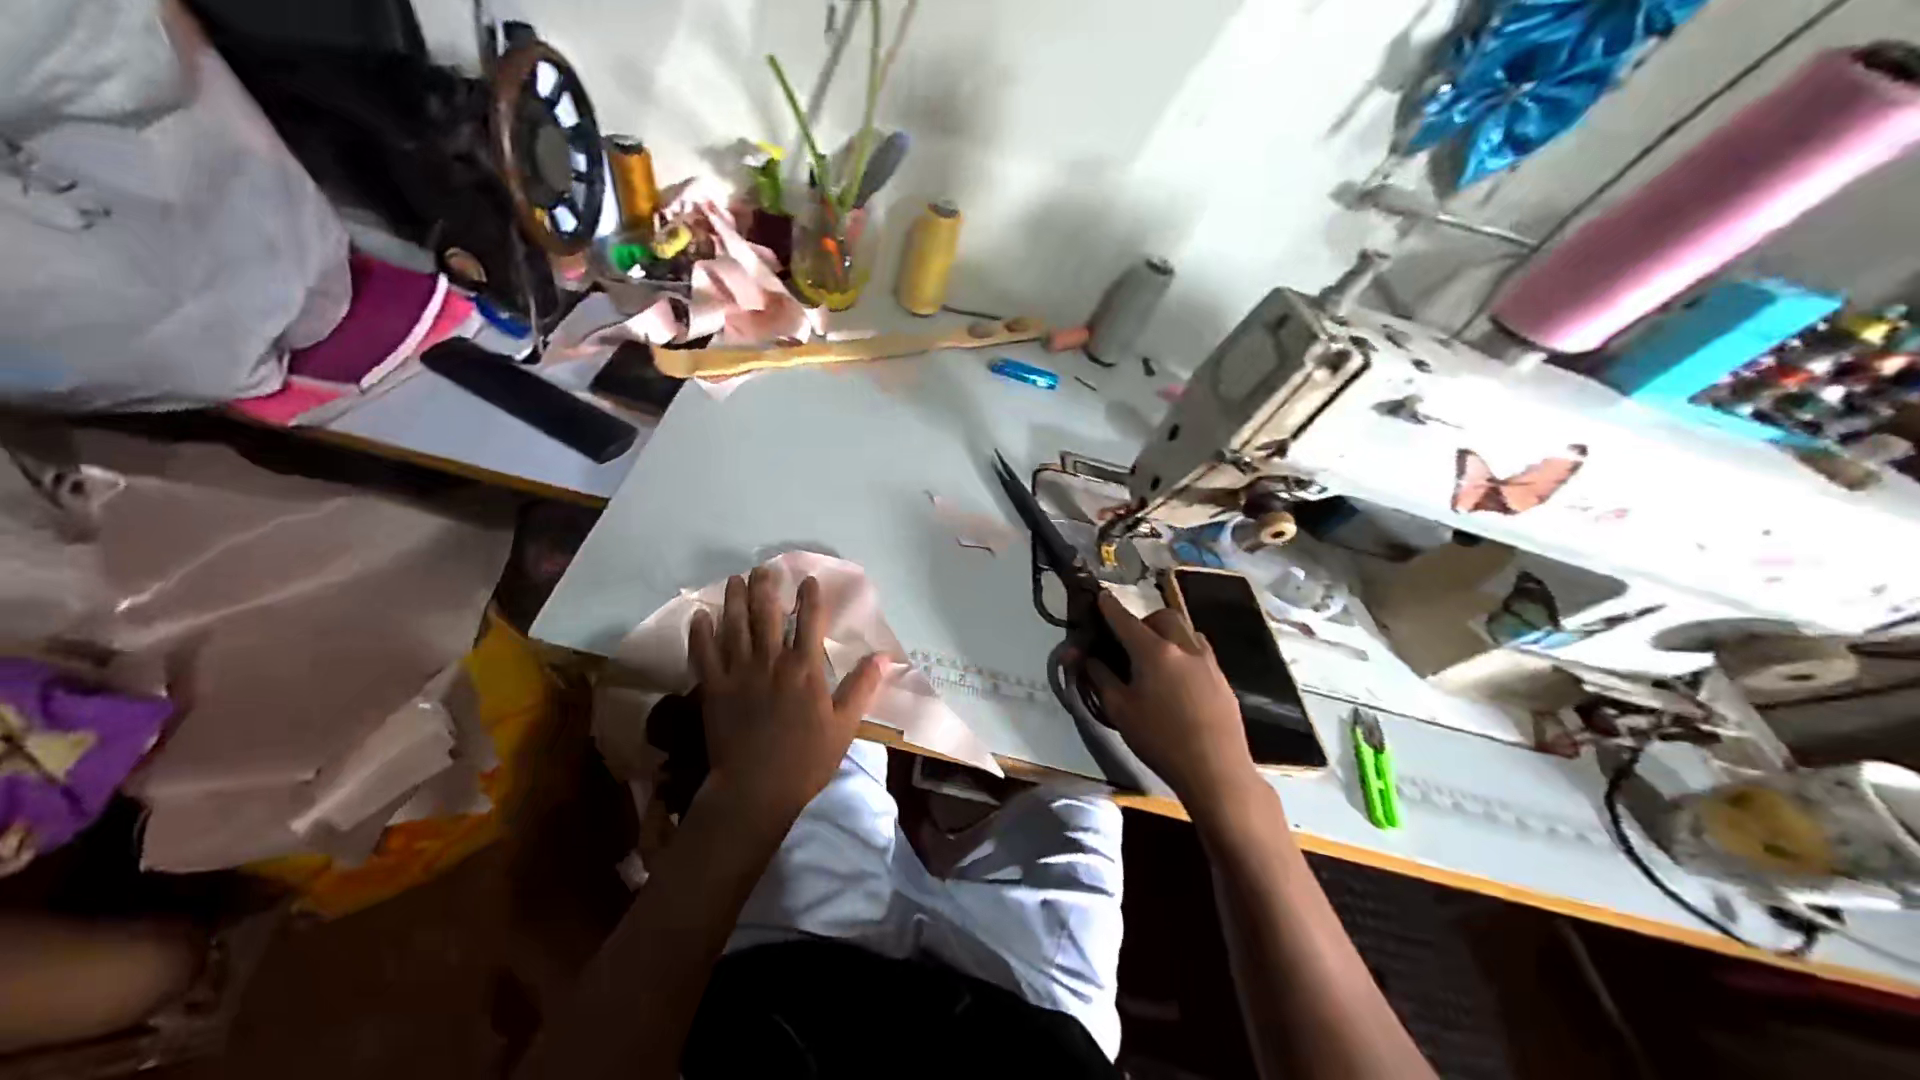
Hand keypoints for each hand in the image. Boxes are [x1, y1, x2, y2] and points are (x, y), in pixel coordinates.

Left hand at [689, 567, 885, 824]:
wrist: (756, 789)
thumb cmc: (806, 759)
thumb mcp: (844, 726)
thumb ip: (862, 687)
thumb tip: (884, 656)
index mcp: (804, 670)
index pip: (809, 622)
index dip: (810, 598)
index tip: (808, 580)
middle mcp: (771, 662)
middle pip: (767, 615)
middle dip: (767, 587)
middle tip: (764, 568)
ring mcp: (739, 673)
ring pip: (736, 626)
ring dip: (736, 599)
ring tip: (736, 579)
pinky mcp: (714, 689)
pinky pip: (704, 654)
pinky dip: (701, 633)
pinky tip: (701, 615)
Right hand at [1086, 590, 1260, 815]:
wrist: (1215, 769)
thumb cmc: (1159, 739)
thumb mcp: (1119, 710)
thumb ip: (1100, 678)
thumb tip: (1087, 658)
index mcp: (1153, 651)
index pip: (1125, 619)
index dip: (1110, 606)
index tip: (1101, 595)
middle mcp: (1183, 646)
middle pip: (1163, 616)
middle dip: (1145, 619)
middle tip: (1131, 640)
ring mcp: (1208, 661)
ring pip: (1186, 630)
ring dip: (1168, 633)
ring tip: (1157, 657)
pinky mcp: (1222, 678)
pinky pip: (1200, 650)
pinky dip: (1184, 651)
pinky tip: (1179, 678)